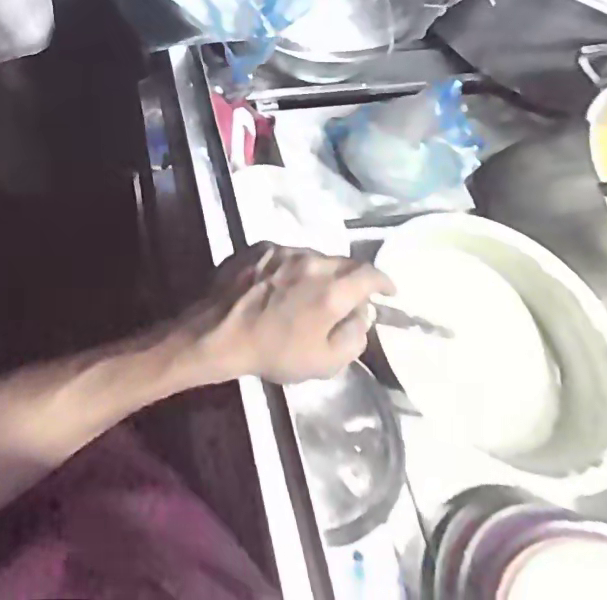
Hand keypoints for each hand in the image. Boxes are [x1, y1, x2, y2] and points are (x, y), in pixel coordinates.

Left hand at [177, 244, 395, 384]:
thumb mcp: (325, 361)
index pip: (369, 274)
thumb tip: (362, 313)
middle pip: (343, 262)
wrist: (218, 331)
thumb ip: (354, 336)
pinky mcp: (259, 246)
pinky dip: (293, 267)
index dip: (383, 281)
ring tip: (311, 291)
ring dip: (321, 271)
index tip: (388, 290)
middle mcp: (311, 261)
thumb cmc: (273, 351)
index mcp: (332, 289)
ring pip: (314, 256)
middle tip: (350, 295)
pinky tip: (282, 285)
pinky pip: (288, 253)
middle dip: (353, 278)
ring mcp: (283, 250)